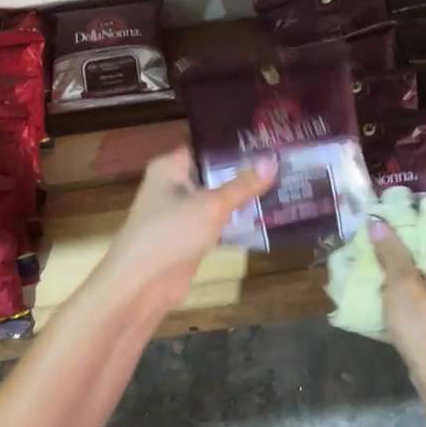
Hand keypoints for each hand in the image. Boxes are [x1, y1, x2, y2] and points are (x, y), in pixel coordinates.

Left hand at [94, 147, 275, 307]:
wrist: (142, 284)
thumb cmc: (171, 233)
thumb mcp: (212, 206)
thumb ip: (243, 185)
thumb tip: (273, 161)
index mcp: (170, 168)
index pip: (207, 148)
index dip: (236, 145)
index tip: (268, 141)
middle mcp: (173, 186)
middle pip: (214, 174)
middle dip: (245, 172)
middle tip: (283, 163)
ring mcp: (181, 214)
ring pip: (218, 200)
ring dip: (243, 198)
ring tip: (282, 185)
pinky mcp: (189, 238)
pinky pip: (217, 223)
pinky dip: (236, 221)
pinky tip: (265, 215)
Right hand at [367, 203, 425, 393]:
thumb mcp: (402, 287)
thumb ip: (391, 252)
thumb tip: (378, 222)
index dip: (418, 204)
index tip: (388, 203)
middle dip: (404, 229)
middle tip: (372, 223)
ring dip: (401, 252)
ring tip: (370, 245)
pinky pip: (425, 277)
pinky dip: (406, 273)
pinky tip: (380, 273)